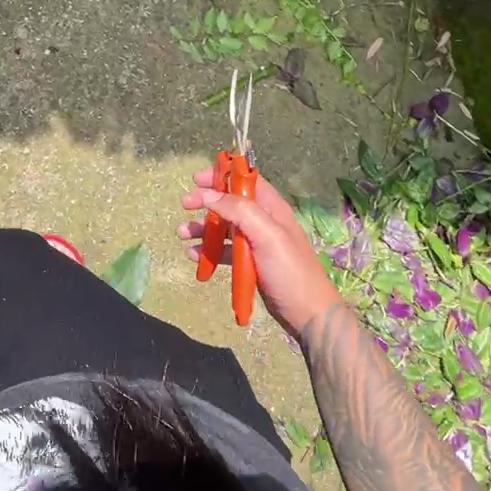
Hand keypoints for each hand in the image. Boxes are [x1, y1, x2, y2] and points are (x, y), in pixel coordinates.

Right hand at [179, 170, 342, 335]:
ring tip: (181, 234)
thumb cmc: (290, 272)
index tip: (197, 178)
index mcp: (273, 209)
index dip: (223, 175)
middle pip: (230, 203)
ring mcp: (257, 243)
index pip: (246, 181)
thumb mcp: (267, 236)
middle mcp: (264, 222)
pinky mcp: (251, 263)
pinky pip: (225, 251)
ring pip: (224, 227)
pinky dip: (209, 250)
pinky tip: (194, 256)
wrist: (308, 316)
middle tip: (184, 205)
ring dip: (202, 228)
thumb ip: (239, 211)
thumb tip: (209, 194)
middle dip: (206, 202)